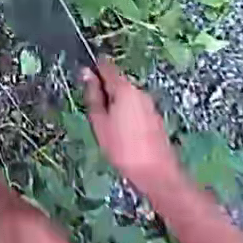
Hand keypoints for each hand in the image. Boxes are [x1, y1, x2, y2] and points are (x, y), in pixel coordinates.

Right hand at [83, 60, 181, 192]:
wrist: (158, 176)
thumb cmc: (122, 147)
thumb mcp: (98, 119)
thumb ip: (92, 94)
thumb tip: (87, 73)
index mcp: (125, 89)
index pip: (106, 66)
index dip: (93, 68)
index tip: (84, 79)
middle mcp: (140, 93)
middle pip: (117, 81)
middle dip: (104, 89)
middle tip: (93, 107)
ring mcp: (150, 106)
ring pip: (126, 96)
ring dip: (115, 102)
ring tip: (106, 122)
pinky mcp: (156, 119)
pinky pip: (135, 107)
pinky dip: (126, 112)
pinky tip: (121, 131)